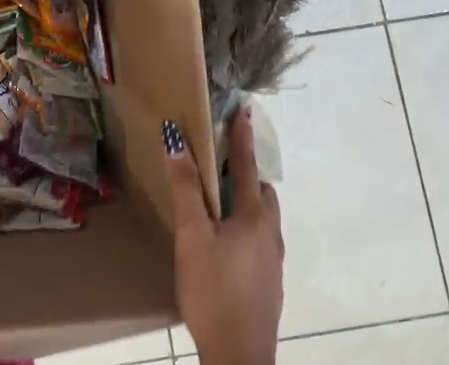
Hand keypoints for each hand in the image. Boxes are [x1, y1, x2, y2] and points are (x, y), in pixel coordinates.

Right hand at [164, 109, 283, 364]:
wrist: (239, 356)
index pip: (248, 165)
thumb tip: (176, 139)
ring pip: (261, 218)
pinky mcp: (267, 284)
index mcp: (255, 217)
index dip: (242, 136)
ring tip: (217, 198)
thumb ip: (186, 188)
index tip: (244, 109)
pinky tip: (222, 242)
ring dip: (244, 200)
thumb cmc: (213, 290)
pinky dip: (243, 225)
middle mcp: (270, 234)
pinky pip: (257, 239)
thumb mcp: (193, 236)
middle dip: (245, 171)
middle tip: (220, 159)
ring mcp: (272, 262)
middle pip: (262, 192)